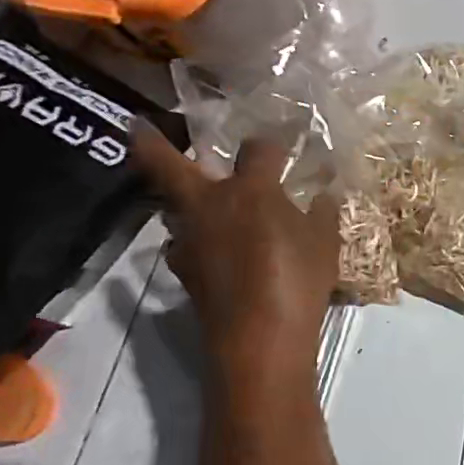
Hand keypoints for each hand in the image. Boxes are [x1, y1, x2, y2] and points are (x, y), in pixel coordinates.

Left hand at [132, 124, 338, 368]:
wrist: (259, 339)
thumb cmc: (298, 280)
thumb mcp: (324, 243)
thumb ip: (321, 213)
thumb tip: (322, 195)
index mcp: (250, 190)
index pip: (258, 150)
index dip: (271, 144)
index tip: (281, 145)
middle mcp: (208, 204)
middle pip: (165, 163)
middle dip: (150, 141)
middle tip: (139, 126)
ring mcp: (189, 238)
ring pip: (174, 206)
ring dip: (182, 197)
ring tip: (199, 197)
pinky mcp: (184, 271)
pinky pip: (186, 243)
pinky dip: (197, 238)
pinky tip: (214, 248)